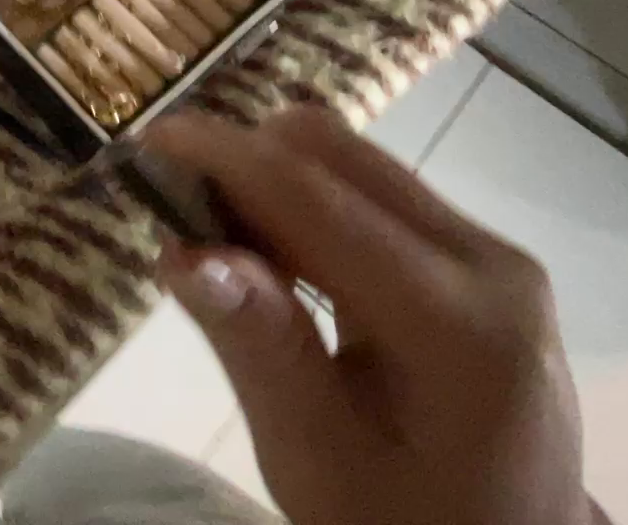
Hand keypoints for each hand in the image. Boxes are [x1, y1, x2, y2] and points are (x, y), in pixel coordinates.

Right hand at [147, 110, 593, 524]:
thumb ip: (257, 350)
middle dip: (238, 159)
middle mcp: (483, 260)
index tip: (144, 139)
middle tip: (179, 212)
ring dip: (261, 172)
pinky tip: (269, 249)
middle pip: (331, 154)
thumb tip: (183, 253)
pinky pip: (359, 181)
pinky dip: (290, 190)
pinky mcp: (467, 244)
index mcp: (455, 323)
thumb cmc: (397, 513)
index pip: (314, 200)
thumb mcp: (312, 456)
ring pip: (342, 156)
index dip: (221, 156)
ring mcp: (482, 246)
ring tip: (221, 240)